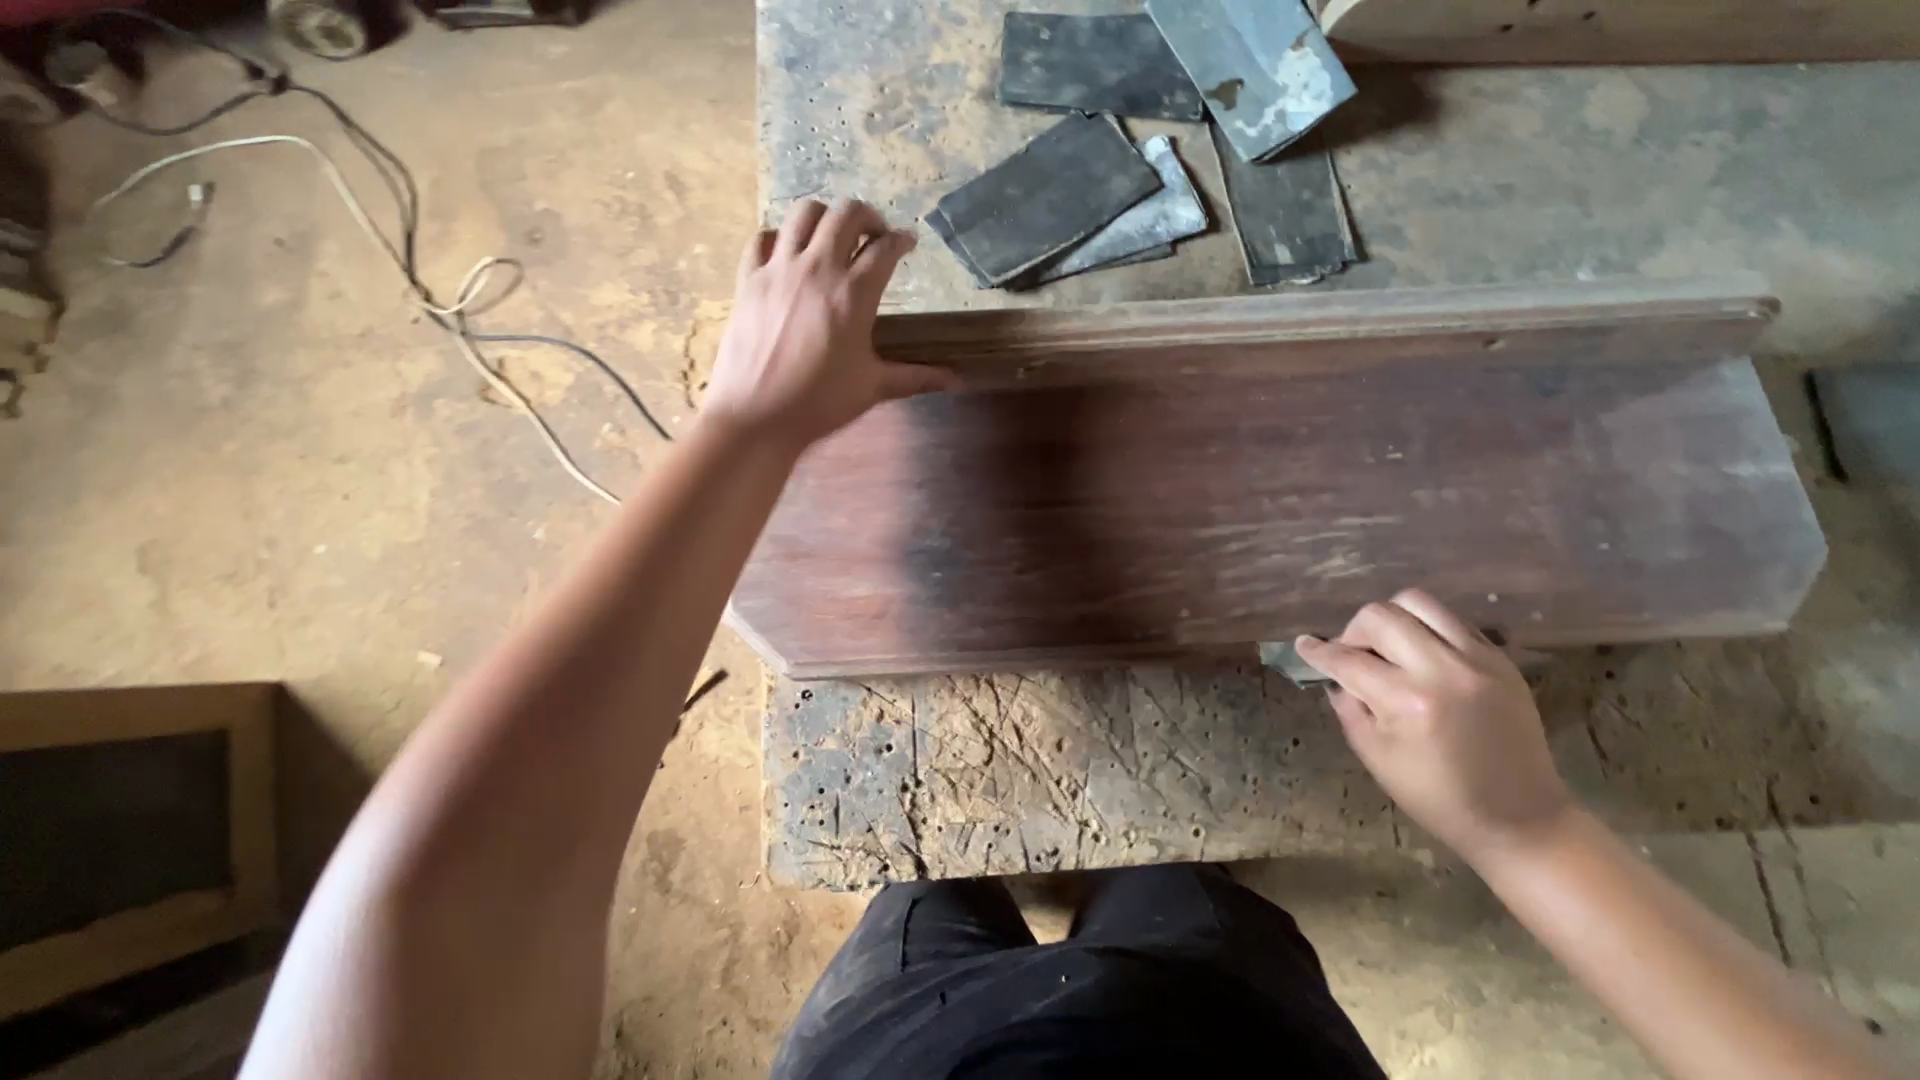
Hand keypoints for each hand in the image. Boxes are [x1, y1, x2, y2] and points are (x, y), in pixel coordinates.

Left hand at [700, 198, 958, 451]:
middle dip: (867, 217)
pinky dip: (779, 237)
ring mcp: (778, 269)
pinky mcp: (748, 279)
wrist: (756, 417)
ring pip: (804, 213)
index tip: (908, 244)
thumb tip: (955, 380)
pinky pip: (763, 238)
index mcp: (854, 294)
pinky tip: (788, 254)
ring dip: (825, 217)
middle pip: (847, 213)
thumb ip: (916, 376)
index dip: (902, 241)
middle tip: (874, 235)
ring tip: (832, 237)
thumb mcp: (873, 387)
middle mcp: (818, 269)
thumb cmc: (820, 404)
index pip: (886, 248)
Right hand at [1295, 589, 1573, 862]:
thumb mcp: (1377, 758)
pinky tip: (1422, 659)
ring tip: (1388, 649)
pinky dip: (1426, 631)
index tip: (1304, 646)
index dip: (1318, 652)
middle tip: (1352, 657)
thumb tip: (1336, 677)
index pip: (1348, 660)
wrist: (1521, 817)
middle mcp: (1443, 669)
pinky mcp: (1500, 659)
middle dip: (1353, 632)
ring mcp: (1477, 659)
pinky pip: (1451, 621)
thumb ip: (1350, 709)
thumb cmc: (1438, 797)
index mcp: (1408, 701)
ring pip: (1418, 602)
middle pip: (1380, 616)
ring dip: (1391, 620)